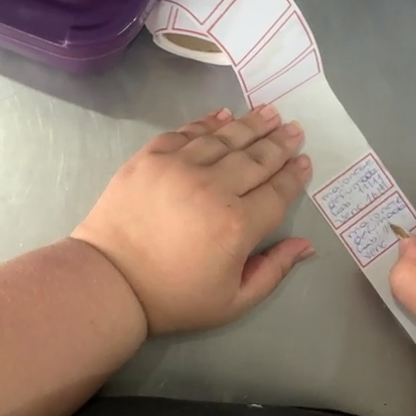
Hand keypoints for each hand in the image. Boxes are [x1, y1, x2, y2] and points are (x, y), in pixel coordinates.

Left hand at [73, 106, 314, 333]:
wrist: (109, 282)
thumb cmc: (173, 298)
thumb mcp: (232, 302)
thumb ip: (273, 271)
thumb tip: (306, 245)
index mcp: (238, 225)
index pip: (277, 192)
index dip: (294, 175)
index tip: (304, 161)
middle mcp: (213, 188)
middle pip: (256, 158)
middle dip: (279, 143)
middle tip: (294, 129)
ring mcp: (179, 167)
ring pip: (224, 139)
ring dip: (250, 125)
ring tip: (268, 114)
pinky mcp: (150, 158)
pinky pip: (186, 132)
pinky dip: (207, 123)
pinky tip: (223, 116)